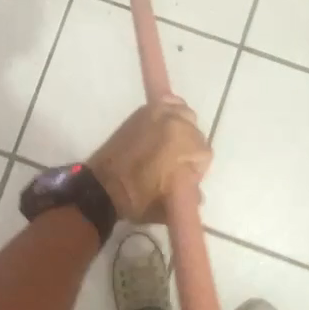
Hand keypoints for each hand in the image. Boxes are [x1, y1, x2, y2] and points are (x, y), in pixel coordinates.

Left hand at [86, 97, 210, 221]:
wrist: (103, 186)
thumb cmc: (139, 199)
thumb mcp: (171, 207)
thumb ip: (191, 197)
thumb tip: (198, 193)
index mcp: (184, 146)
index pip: (205, 154)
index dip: (196, 169)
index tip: (184, 179)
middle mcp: (175, 125)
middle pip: (196, 134)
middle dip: (189, 150)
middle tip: (175, 165)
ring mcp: (159, 113)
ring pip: (186, 116)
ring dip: (182, 130)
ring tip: (169, 146)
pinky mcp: (144, 111)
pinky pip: (169, 103)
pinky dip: (171, 112)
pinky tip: (165, 126)